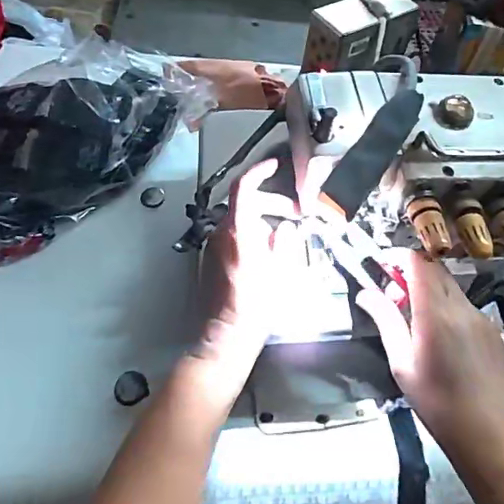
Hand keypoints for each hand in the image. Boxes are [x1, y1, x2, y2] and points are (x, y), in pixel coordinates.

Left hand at [193, 159, 301, 397]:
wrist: (224, 338)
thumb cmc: (254, 309)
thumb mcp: (283, 272)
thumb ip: (286, 242)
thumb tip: (285, 229)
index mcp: (238, 231)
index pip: (244, 187)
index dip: (259, 171)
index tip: (273, 165)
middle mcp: (220, 235)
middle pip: (245, 205)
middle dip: (271, 204)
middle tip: (293, 214)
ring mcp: (213, 248)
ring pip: (240, 224)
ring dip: (261, 224)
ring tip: (283, 243)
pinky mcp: (210, 262)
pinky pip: (232, 240)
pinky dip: (250, 240)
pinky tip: (266, 260)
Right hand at [353, 250, 503, 471]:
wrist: (498, 438)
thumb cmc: (441, 406)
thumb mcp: (402, 365)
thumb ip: (386, 322)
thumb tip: (366, 293)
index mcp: (436, 312)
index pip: (417, 262)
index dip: (397, 257)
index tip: (380, 268)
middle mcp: (462, 306)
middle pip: (435, 269)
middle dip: (411, 273)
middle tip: (392, 298)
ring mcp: (482, 317)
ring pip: (450, 286)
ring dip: (428, 290)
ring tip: (413, 321)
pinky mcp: (494, 331)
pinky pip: (464, 305)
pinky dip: (446, 306)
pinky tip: (439, 338)